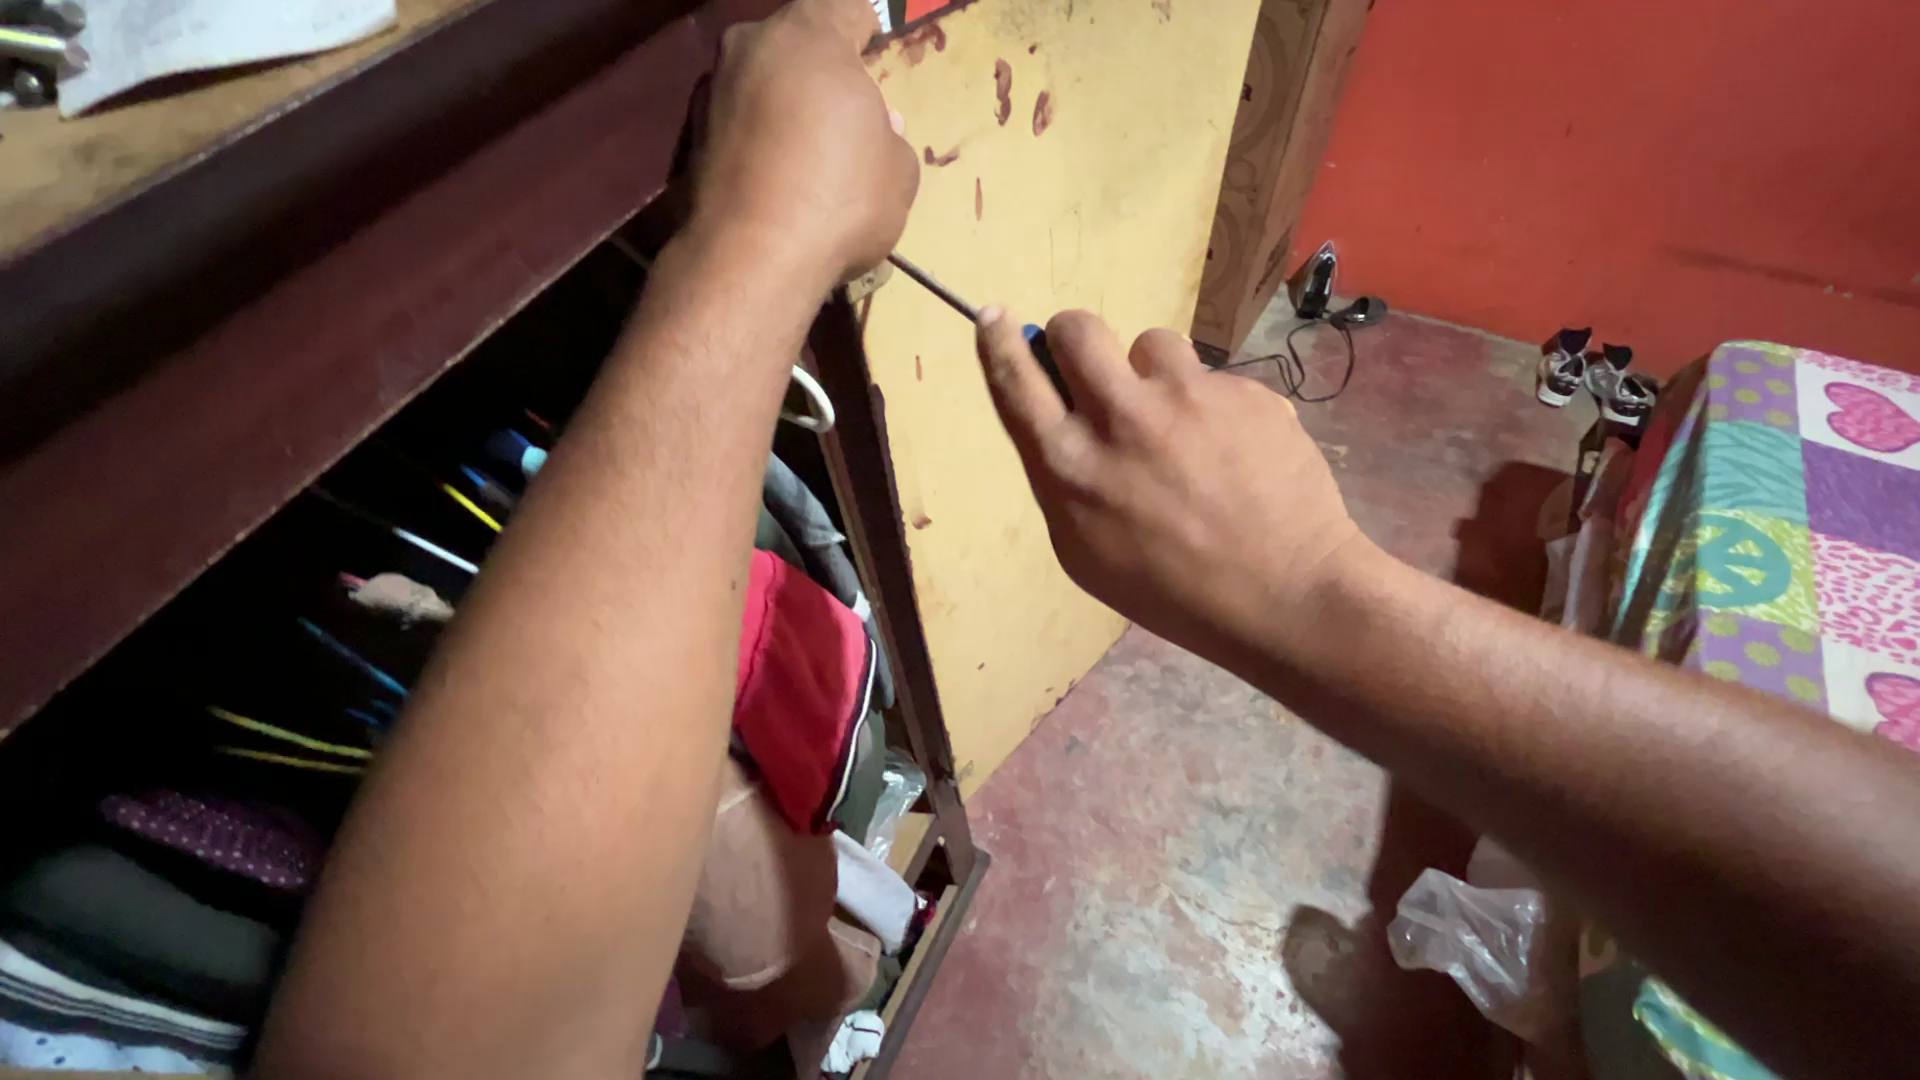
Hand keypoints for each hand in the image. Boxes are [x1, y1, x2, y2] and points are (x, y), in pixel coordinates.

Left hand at [692, 0, 918, 286]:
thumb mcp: (899, 174)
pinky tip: (778, 185)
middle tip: (847, 118)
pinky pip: (739, 128)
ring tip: (810, 161)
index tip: (876, 55)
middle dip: (822, 74)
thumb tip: (879, 128)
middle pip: (796, 45)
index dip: (868, 29)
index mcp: (809, 36)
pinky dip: (759, 145)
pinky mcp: (690, 139)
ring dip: (786, 110)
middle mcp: (751, 47)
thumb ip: (893, 139)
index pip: (846, 6)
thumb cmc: (841, 201)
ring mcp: (713, 91)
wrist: (754, 259)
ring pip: (762, 85)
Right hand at [974, 308, 1371, 659]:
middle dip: (1074, 337)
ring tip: (1181, 422)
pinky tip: (1233, 450)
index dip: (999, 342)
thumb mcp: (1084, 553)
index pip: (1018, 383)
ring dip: (1154, 375)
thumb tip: (1062, 425)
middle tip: (1092, 364)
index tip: (993, 315)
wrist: (1284, 595)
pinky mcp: (1244, 392)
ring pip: (1151, 343)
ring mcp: (1188, 398)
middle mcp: (1121, 417)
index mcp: (1071, 466)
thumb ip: (1063, 482)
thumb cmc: (1170, 592)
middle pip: (1077, 330)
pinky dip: (1210, 405)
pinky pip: (1211, 378)